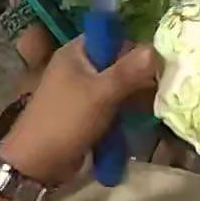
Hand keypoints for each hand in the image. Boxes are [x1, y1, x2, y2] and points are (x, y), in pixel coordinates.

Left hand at [0, 39, 160, 184]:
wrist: (37, 164)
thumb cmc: (67, 120)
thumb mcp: (101, 93)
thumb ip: (129, 71)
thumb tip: (155, 48)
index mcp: (76, 52)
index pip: (111, 36)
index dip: (133, 45)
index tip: (157, 61)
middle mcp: (78, 65)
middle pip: (117, 61)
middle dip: (138, 74)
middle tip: (161, 86)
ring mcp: (81, 89)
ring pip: (116, 84)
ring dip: (134, 94)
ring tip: (155, 103)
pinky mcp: (86, 111)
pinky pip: (111, 102)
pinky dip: (125, 108)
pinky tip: (141, 117)